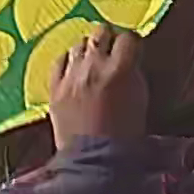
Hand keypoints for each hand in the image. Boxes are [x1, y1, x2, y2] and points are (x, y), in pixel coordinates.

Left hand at [48, 25, 147, 148]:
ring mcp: (71, 78)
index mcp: (120, 69)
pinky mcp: (54, 89)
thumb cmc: (125, 128)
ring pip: (79, 44)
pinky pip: (59, 61)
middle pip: (101, 32)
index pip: (128, 36)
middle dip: (109, 39)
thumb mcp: (140, 93)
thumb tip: (128, 54)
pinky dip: (68, 61)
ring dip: (89, 49)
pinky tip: (74, 68)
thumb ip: (133, 68)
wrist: (94, 160)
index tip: (132, 50)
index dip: (131, 42)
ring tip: (93, 61)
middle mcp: (94, 67)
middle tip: (112, 50)